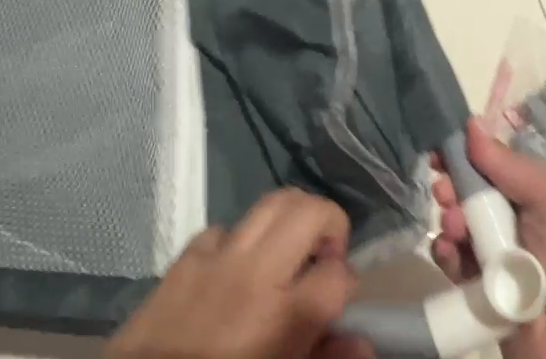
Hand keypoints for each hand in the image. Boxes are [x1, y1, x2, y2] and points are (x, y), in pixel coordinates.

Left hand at [107, 189, 362, 358]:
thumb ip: (325, 358)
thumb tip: (361, 341)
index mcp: (284, 315)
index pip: (340, 273)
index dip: (346, 283)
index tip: (338, 299)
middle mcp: (254, 273)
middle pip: (309, 211)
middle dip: (329, 225)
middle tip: (325, 257)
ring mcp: (216, 258)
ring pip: (271, 203)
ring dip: (290, 220)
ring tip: (289, 250)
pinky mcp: (183, 258)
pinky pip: (224, 228)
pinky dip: (239, 241)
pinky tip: (234, 269)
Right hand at [432, 121, 545, 358]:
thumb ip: (511, 166)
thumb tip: (471, 123)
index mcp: (544, 198)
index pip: (499, 166)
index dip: (470, 155)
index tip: (441, 147)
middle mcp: (522, 224)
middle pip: (475, 193)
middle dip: (455, 186)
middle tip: (443, 191)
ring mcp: (501, 259)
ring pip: (461, 226)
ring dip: (451, 221)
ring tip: (454, 229)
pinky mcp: (482, 293)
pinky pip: (455, 264)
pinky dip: (447, 254)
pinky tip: (448, 253)